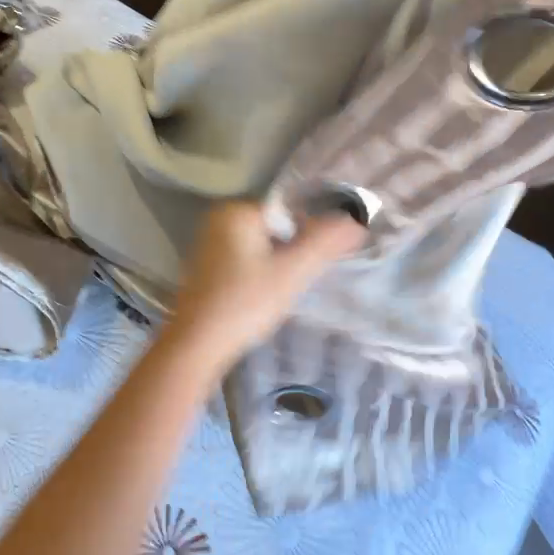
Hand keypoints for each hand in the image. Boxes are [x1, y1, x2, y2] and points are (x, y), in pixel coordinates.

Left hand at [165, 201, 365, 369]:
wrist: (197, 344)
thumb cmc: (245, 303)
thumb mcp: (291, 273)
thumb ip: (323, 244)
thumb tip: (356, 221)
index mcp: (236, 210)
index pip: (289, 213)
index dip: (306, 238)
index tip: (312, 266)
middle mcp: (219, 218)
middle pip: (274, 229)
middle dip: (290, 253)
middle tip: (295, 283)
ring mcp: (208, 241)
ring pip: (260, 246)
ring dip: (275, 266)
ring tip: (279, 293)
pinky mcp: (206, 265)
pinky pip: (243, 259)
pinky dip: (257, 274)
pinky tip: (259, 298)